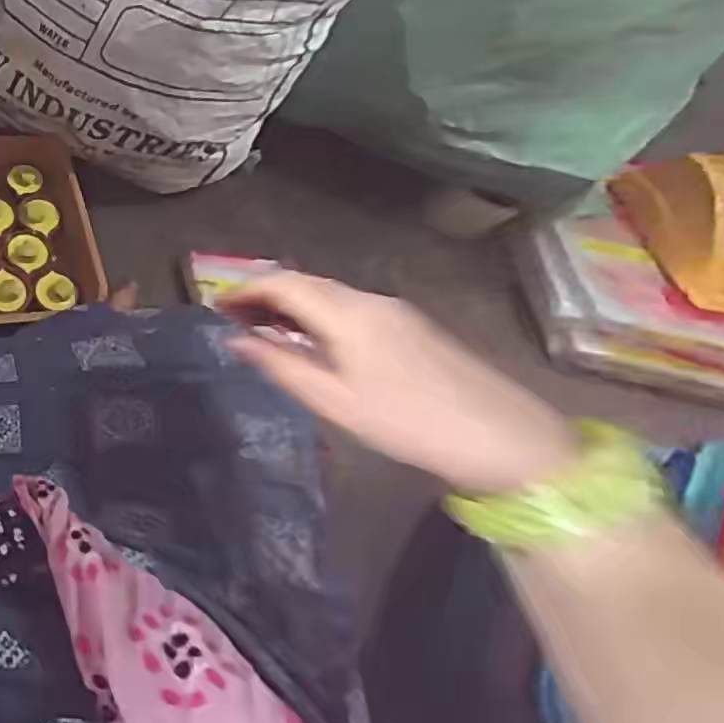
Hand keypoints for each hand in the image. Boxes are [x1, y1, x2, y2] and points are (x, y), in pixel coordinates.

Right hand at [218, 271, 576, 493]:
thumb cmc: (407, 422)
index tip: (215, 306)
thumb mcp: (332, 400)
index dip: (243, 289)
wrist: (509, 441)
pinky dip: (314, 312)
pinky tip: (306, 337)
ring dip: (287, 302)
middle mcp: (369, 301)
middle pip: (304, 282)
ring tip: (259, 327)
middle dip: (261, 293)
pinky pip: (346, 304)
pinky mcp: (409, 325)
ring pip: (326, 292)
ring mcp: (394, 311)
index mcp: (348, 314)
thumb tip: (235, 340)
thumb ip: (279, 365)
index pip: (282, 284)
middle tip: (231, 317)